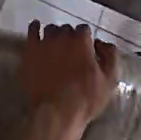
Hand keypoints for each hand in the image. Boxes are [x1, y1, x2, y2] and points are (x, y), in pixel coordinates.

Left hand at [16, 23, 118, 139]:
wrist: (57, 113)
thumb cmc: (86, 98)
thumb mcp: (110, 79)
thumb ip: (110, 56)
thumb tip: (101, 43)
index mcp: (82, 41)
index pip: (84, 30)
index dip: (86, 39)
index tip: (86, 48)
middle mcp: (62, 36)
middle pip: (67, 29)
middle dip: (70, 37)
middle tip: (71, 51)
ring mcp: (44, 43)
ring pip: (50, 29)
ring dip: (54, 34)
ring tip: (55, 44)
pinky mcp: (30, 51)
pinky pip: (32, 31)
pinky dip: (35, 27)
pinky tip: (37, 28)